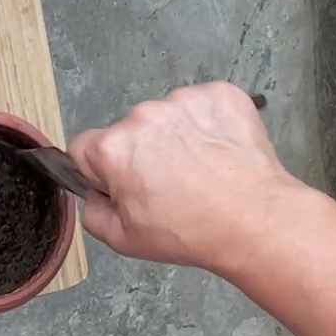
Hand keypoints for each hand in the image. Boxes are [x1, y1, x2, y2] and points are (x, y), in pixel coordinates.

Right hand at [69, 82, 320, 275]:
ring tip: (195, 172)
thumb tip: (94, 196)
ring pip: (164, 118)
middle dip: (138, 155)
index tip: (120, 186)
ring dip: (173, 139)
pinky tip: (214, 156)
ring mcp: (184, 101)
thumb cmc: (189, 231)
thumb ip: (92, 214)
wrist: (252, 220)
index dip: (98, 171)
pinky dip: (204, 127)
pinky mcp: (219, 94)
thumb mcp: (122, 240)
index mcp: (113, 149)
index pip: (83, 148)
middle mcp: (144, 116)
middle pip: (126, 132)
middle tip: (165, 187)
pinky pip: (199, 107)